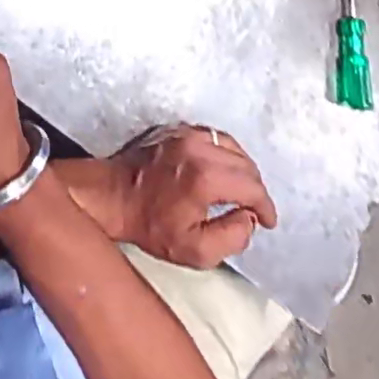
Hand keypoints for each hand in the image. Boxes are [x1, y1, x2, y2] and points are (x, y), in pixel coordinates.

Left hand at [104, 124, 277, 268]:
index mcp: (205, 177)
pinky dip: (223, 151)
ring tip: (241, 189)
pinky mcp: (174, 128)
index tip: (267, 221)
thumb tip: (248, 218)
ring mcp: (185, 133)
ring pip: (230, 145)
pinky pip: (211, 136)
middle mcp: (199, 148)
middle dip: (255, 188)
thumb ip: (232, 238)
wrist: (112, 195)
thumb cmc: (150, 225)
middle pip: (245, 164)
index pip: (252, 187)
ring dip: (241, 167)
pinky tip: (220, 168)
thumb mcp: (194, 250)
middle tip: (253, 208)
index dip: (265, 207)